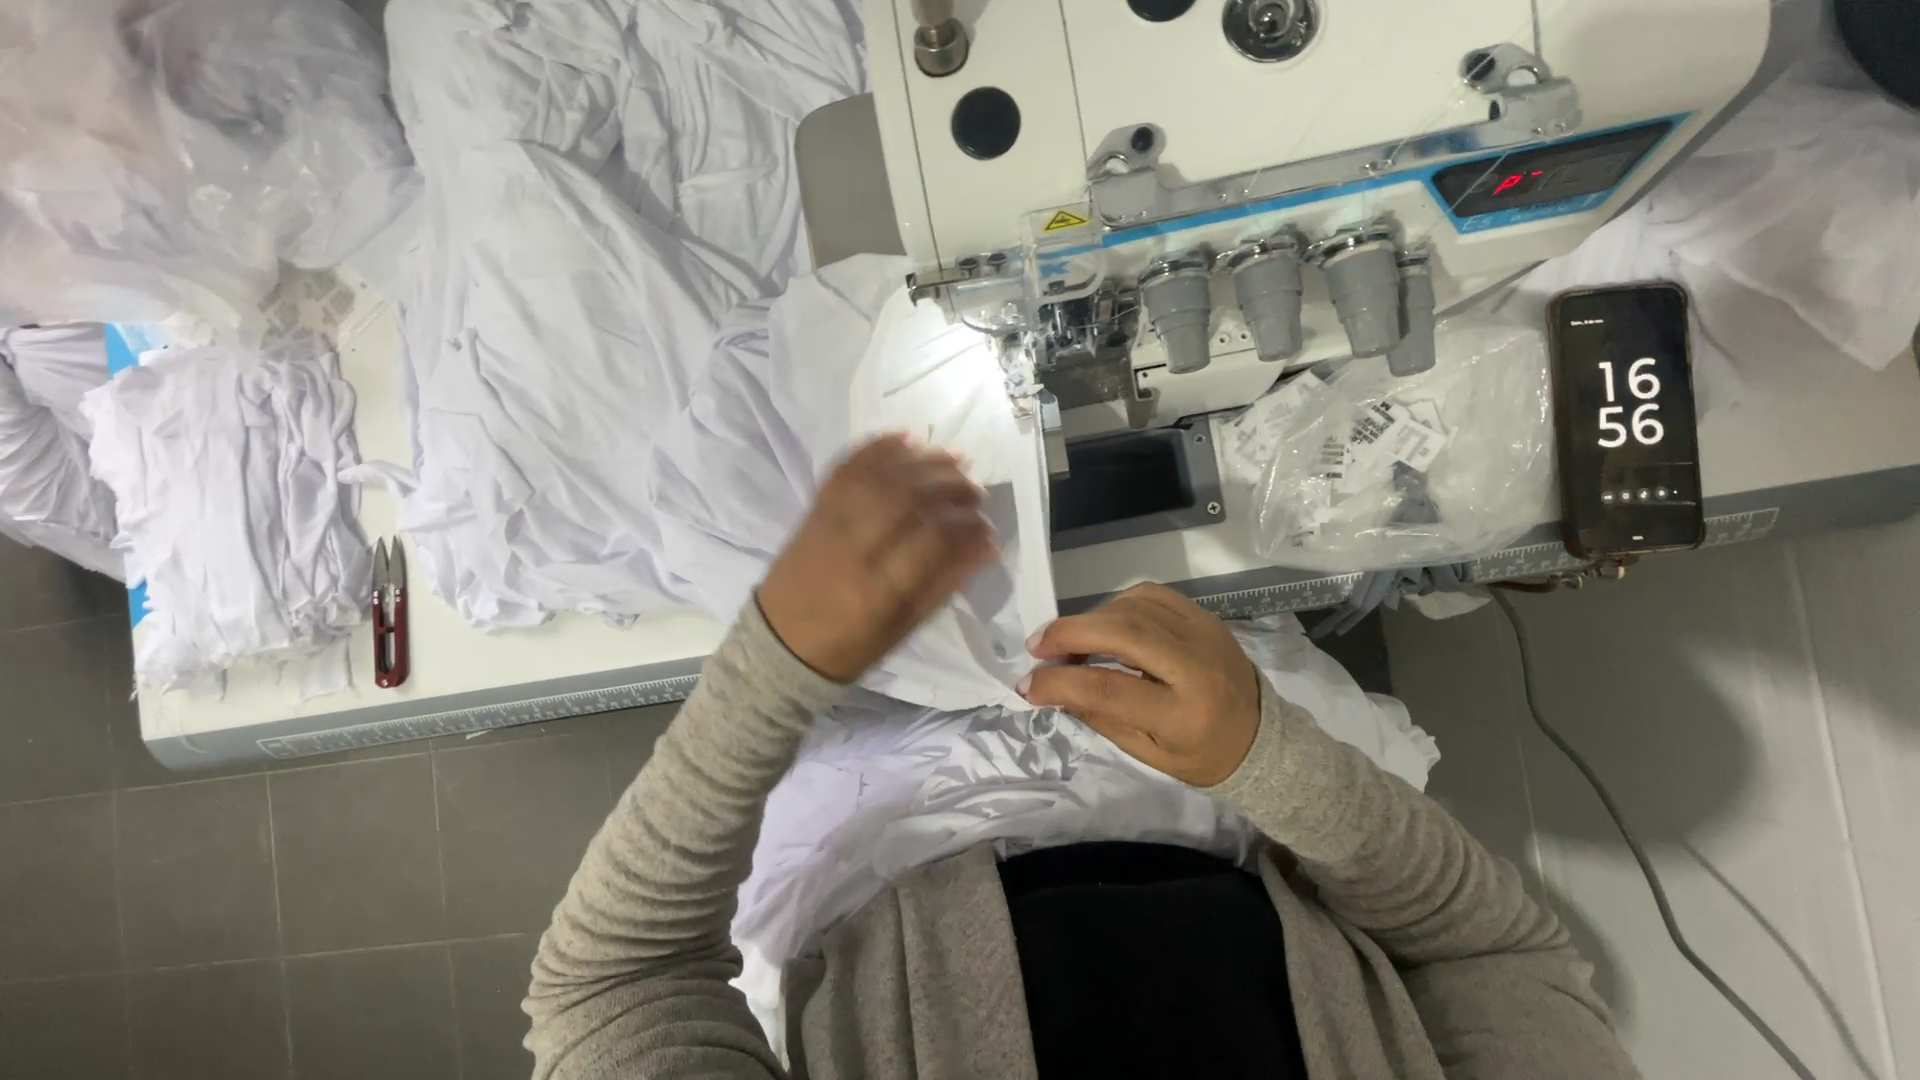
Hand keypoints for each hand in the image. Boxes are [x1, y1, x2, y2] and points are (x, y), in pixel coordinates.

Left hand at [759, 434, 995, 682]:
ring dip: (921, 461)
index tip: (987, 525)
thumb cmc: (849, 646)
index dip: (967, 525)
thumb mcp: (904, 628)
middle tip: (976, 490)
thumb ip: (946, 582)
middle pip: (907, 497)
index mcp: (878, 589)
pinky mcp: (813, 510)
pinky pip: (845, 468)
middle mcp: (852, 548)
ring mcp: (828, 523)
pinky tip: (906, 440)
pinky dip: (876, 448)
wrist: (780, 645)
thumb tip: (987, 545)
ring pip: (879, 476)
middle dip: (950, 484)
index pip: (933, 539)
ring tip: (952, 459)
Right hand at [1021, 583, 1259, 786]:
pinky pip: (1149, 595)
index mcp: (1184, 714)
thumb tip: (1050, 687)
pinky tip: (1103, 624)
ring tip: (1066, 639)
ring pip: (1132, 607)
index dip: (1060, 682)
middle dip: (1069, 633)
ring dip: (1089, 619)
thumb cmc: (1200, 754)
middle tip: (1037, 646)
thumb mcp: (1148, 752)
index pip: (1110, 688)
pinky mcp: (1204, 615)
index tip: (1028, 684)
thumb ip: (1099, 716)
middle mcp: (1196, 666)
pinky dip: (1116, 604)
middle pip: (1122, 632)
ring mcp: (1203, 633)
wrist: (1262, 736)